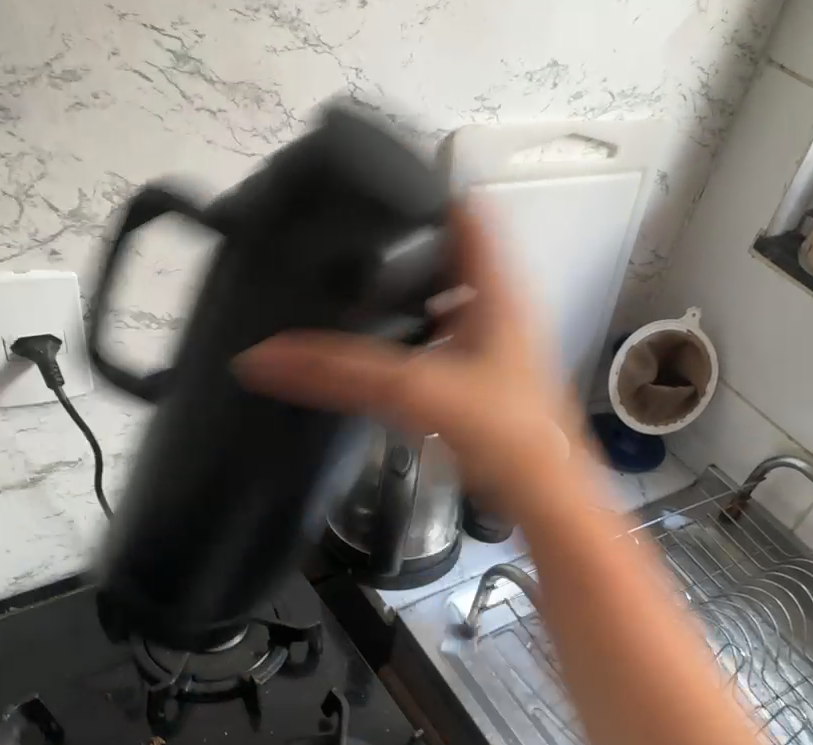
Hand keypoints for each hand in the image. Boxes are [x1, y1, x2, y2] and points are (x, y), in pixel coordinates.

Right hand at [234, 202, 579, 513]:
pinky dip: (412, 339)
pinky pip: (443, 341)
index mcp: (500, 288)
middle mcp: (502, 309)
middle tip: (354, 238)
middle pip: (451, 252)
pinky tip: (383, 354)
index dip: (423, 184)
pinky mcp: (485, 380)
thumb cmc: (512, 438)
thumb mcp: (416, 392)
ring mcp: (495, 345)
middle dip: (404, 244)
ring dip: (408, 294)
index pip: (466, 207)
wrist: (544, 496)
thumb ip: (340, 373)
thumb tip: (268, 358)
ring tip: (357, 288)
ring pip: (446, 299)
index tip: (377, 179)